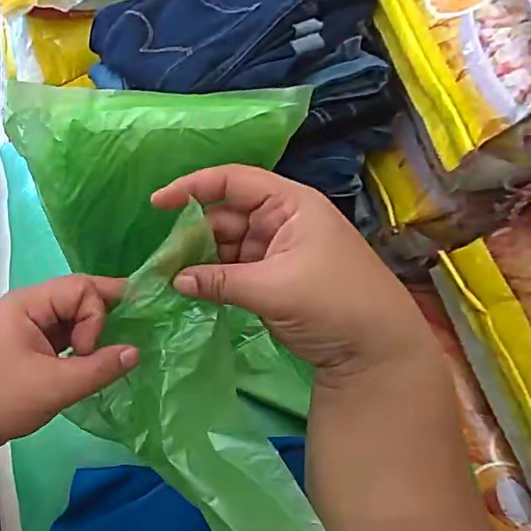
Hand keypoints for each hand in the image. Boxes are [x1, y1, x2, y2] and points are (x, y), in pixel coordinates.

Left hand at [0, 275, 138, 449]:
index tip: (87, 352)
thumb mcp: (55, 387)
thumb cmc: (0, 400)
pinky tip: (90, 363)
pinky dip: (80, 346)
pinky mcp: (27, 347)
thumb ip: (99, 368)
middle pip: (77, 297)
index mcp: (27, 304)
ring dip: (91, 335)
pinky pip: (63, 335)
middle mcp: (26, 307)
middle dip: (101, 317)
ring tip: (107, 357)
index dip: (96, 316)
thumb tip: (136, 352)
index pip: (81, 288)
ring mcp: (25, 327)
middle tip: (125, 339)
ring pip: (72, 318)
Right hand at [151, 165, 429, 380]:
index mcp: (290, 204)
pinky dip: (215, 279)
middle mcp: (282, 221)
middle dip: (193, 234)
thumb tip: (175, 280)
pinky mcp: (274, 280)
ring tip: (169, 278)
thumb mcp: (274, 288)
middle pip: (226, 216)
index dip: (193, 187)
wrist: (373, 348)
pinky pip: (236, 271)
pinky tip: (192, 289)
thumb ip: (221, 281)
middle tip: (160, 260)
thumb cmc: (333, 302)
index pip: (234, 182)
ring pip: (228, 246)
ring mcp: (278, 251)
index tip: (157, 204)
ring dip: (201, 260)